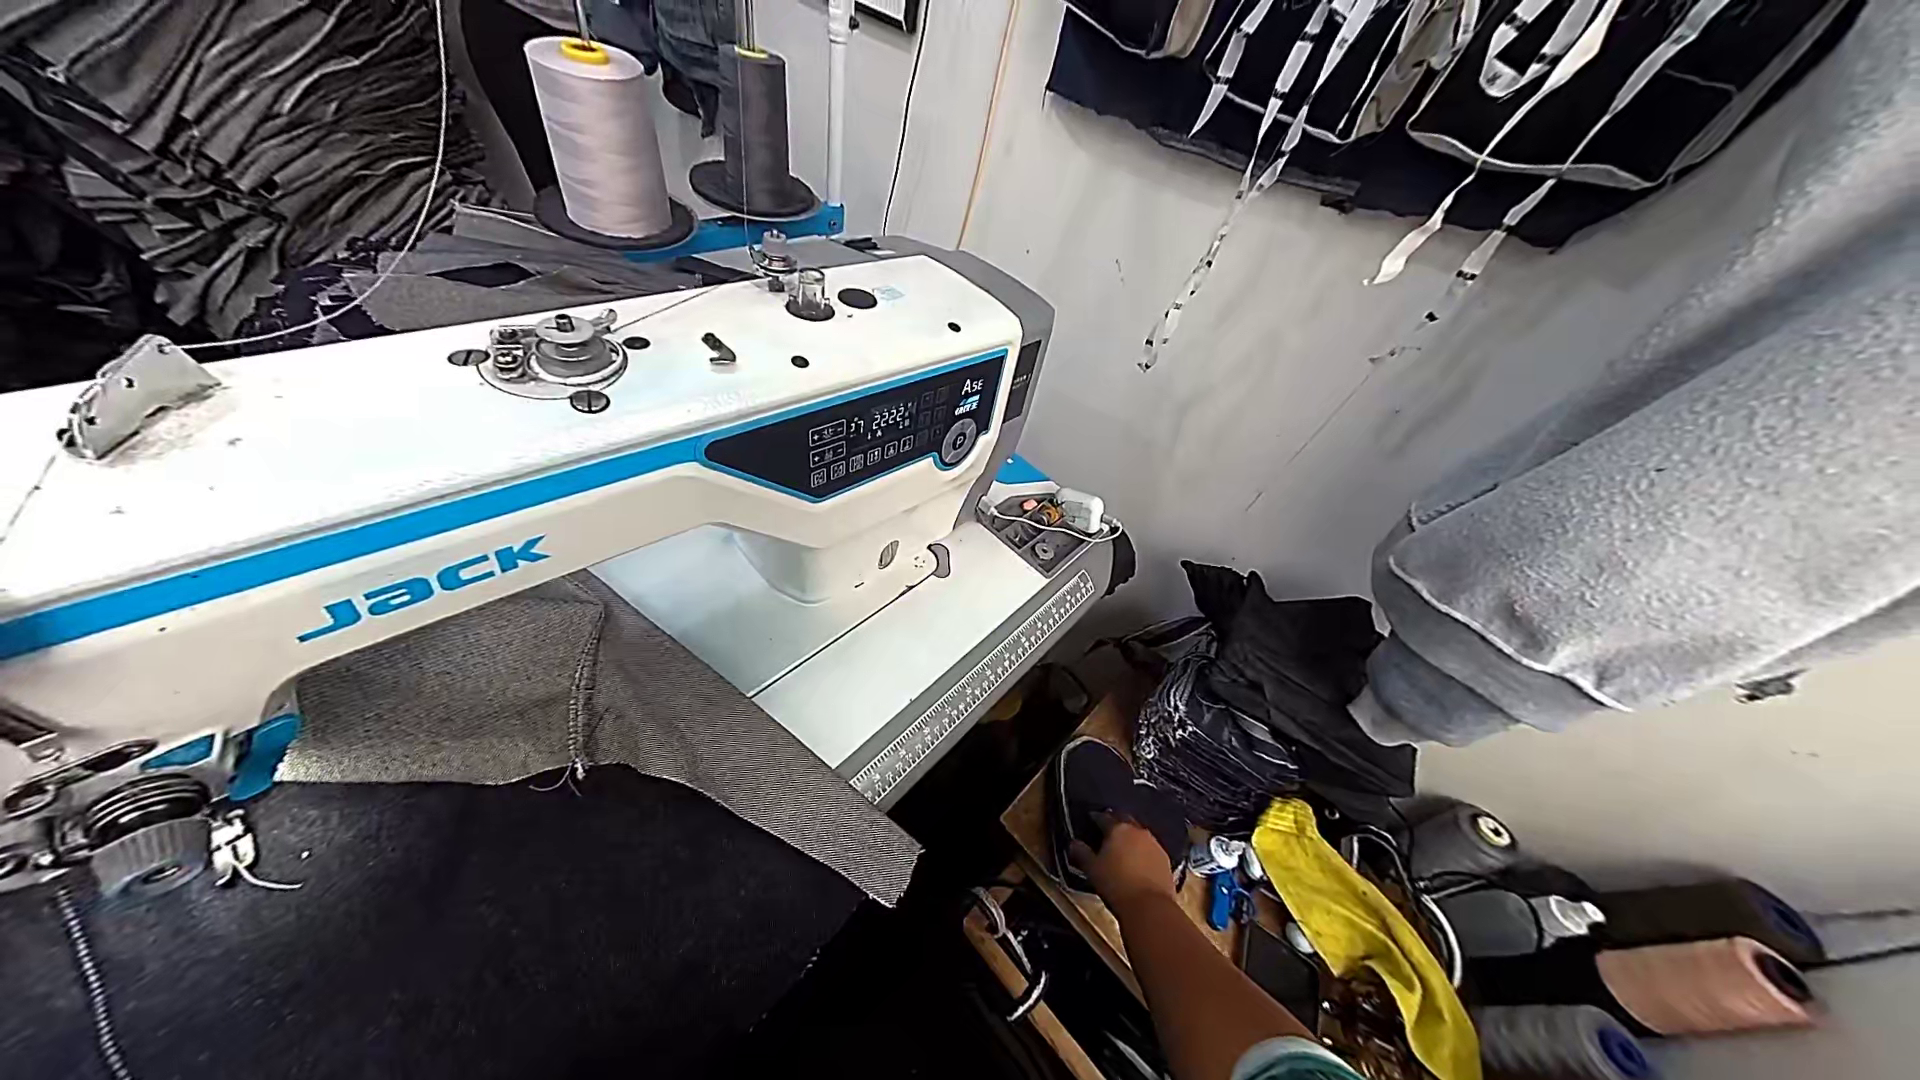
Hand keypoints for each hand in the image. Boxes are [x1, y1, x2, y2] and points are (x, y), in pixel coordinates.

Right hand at [1070, 814, 1174, 908]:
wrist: (1150, 907)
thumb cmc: (1115, 884)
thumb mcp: (1092, 869)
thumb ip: (1081, 853)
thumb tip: (1073, 843)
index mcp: (1118, 829)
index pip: (1104, 817)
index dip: (1096, 818)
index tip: (1090, 820)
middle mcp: (1138, 831)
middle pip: (1125, 820)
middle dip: (1116, 822)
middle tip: (1107, 830)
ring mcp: (1154, 845)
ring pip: (1139, 834)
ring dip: (1131, 837)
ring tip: (1122, 847)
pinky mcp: (1166, 860)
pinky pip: (1150, 849)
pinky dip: (1142, 851)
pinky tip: (1138, 862)